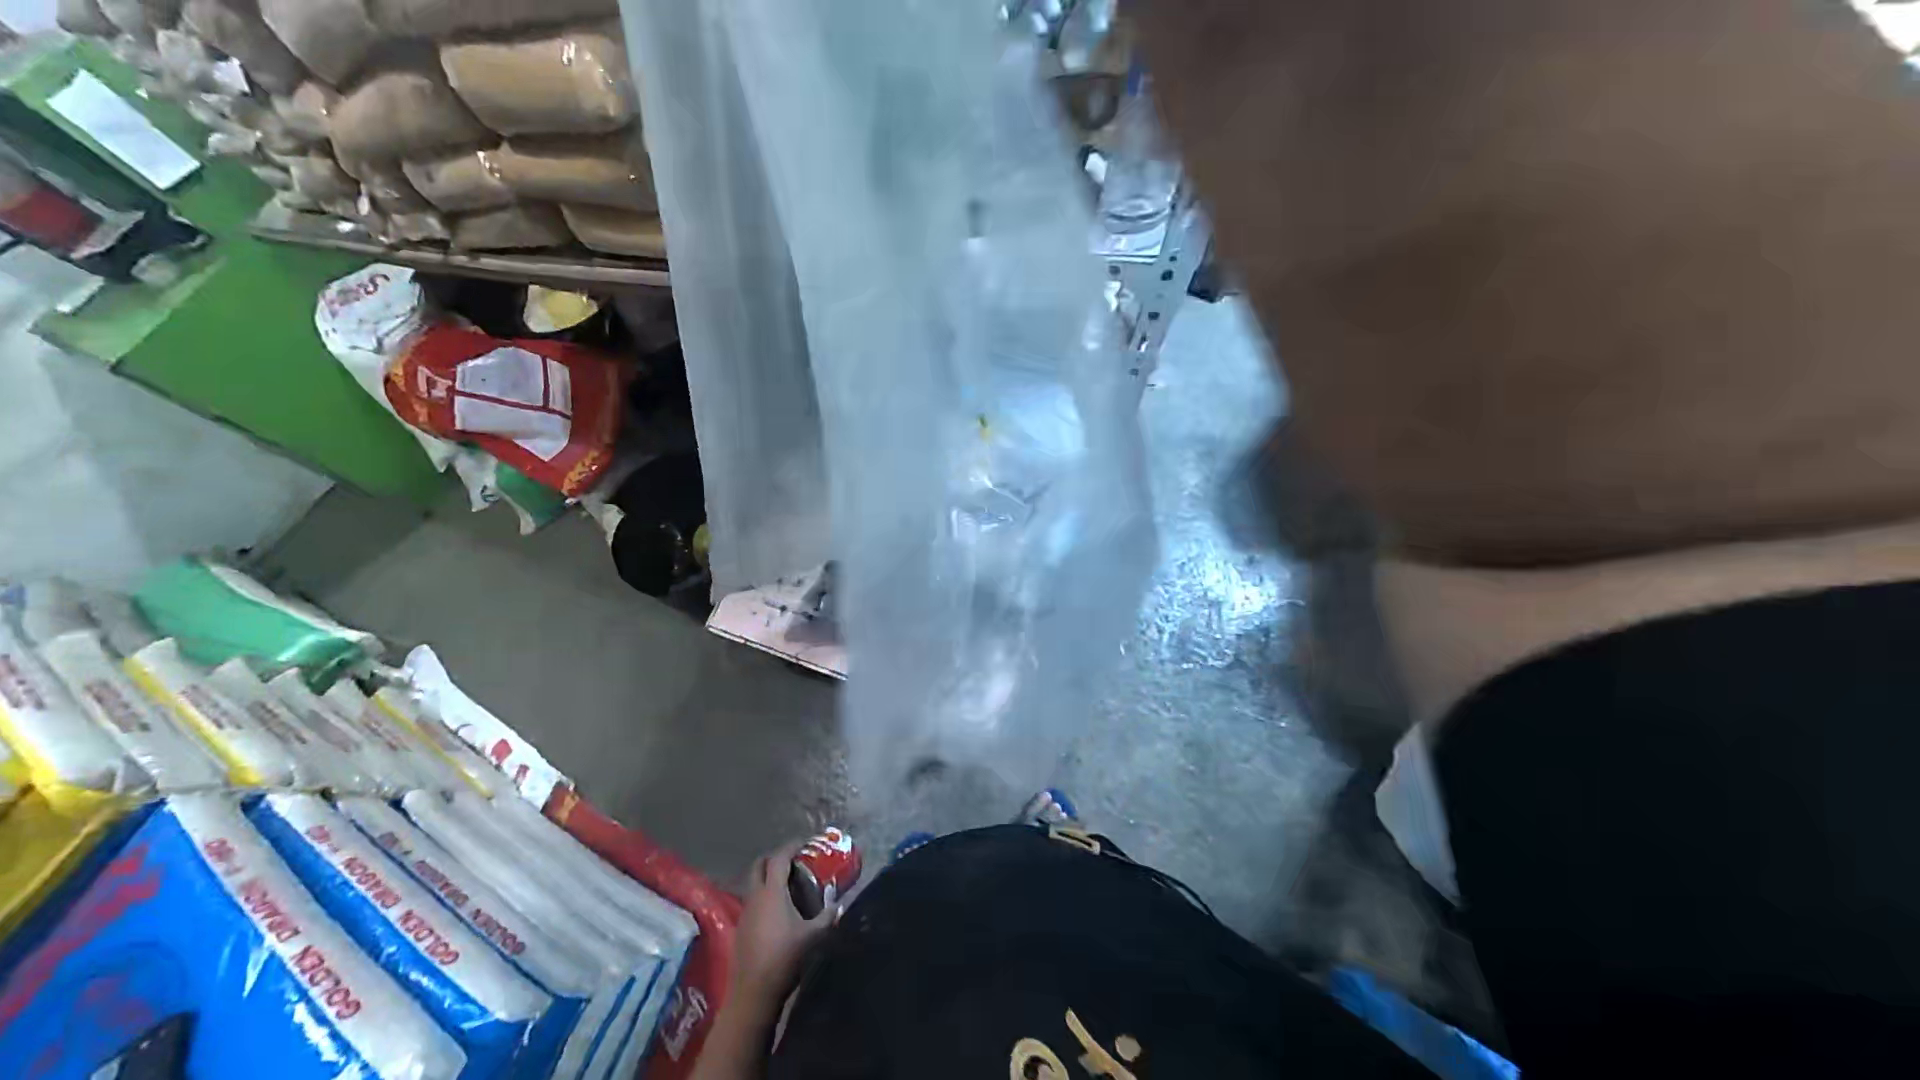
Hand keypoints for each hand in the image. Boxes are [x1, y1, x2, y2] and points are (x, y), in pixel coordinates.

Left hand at [730, 841, 835, 1006]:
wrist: (753, 994)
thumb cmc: (785, 958)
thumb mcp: (813, 936)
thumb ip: (828, 917)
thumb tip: (840, 905)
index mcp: (771, 892)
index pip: (778, 858)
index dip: (791, 847)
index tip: (805, 843)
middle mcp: (754, 897)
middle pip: (759, 865)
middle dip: (774, 858)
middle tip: (794, 861)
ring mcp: (745, 913)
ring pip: (753, 884)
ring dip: (768, 878)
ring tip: (789, 885)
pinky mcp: (741, 928)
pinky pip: (752, 901)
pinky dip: (764, 897)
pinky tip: (778, 911)